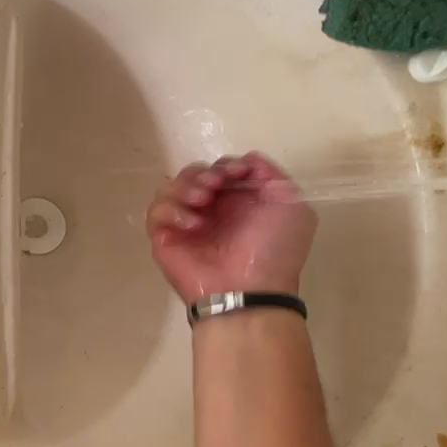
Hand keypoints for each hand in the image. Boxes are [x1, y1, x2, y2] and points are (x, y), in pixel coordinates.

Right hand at [145, 152, 315, 303]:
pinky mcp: (163, 235)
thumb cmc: (272, 249)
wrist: (247, 287)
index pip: (221, 170)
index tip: (234, 173)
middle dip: (202, 174)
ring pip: (171, 186)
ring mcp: (185, 222)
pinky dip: (172, 210)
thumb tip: (247, 158)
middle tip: (213, 187)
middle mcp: (210, 209)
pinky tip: (192, 225)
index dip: (225, 166)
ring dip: (185, 188)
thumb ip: (271, 175)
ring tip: (201, 203)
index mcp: (239, 201)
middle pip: (193, 173)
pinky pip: (156, 210)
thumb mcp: (290, 206)